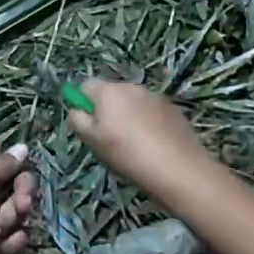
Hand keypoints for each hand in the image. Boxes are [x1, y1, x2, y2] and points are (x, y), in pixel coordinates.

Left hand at [0, 138, 36, 253]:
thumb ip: (3, 162)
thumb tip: (23, 147)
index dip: (15, 156)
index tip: (26, 164)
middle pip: (19, 178)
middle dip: (22, 194)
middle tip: (22, 204)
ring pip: (22, 206)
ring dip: (11, 220)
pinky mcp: (2, 236)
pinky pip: (20, 231)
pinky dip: (11, 240)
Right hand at [66, 79, 212, 194]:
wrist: (177, 168)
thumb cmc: (126, 153)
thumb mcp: (92, 140)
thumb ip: (77, 120)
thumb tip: (76, 110)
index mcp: (108, 91)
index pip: (85, 85)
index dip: (83, 103)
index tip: (89, 125)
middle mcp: (131, 87)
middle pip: (110, 93)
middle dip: (107, 110)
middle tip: (109, 137)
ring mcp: (155, 96)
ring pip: (132, 102)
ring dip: (128, 115)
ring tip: (134, 143)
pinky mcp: (173, 109)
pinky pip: (151, 111)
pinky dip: (148, 122)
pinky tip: (153, 143)